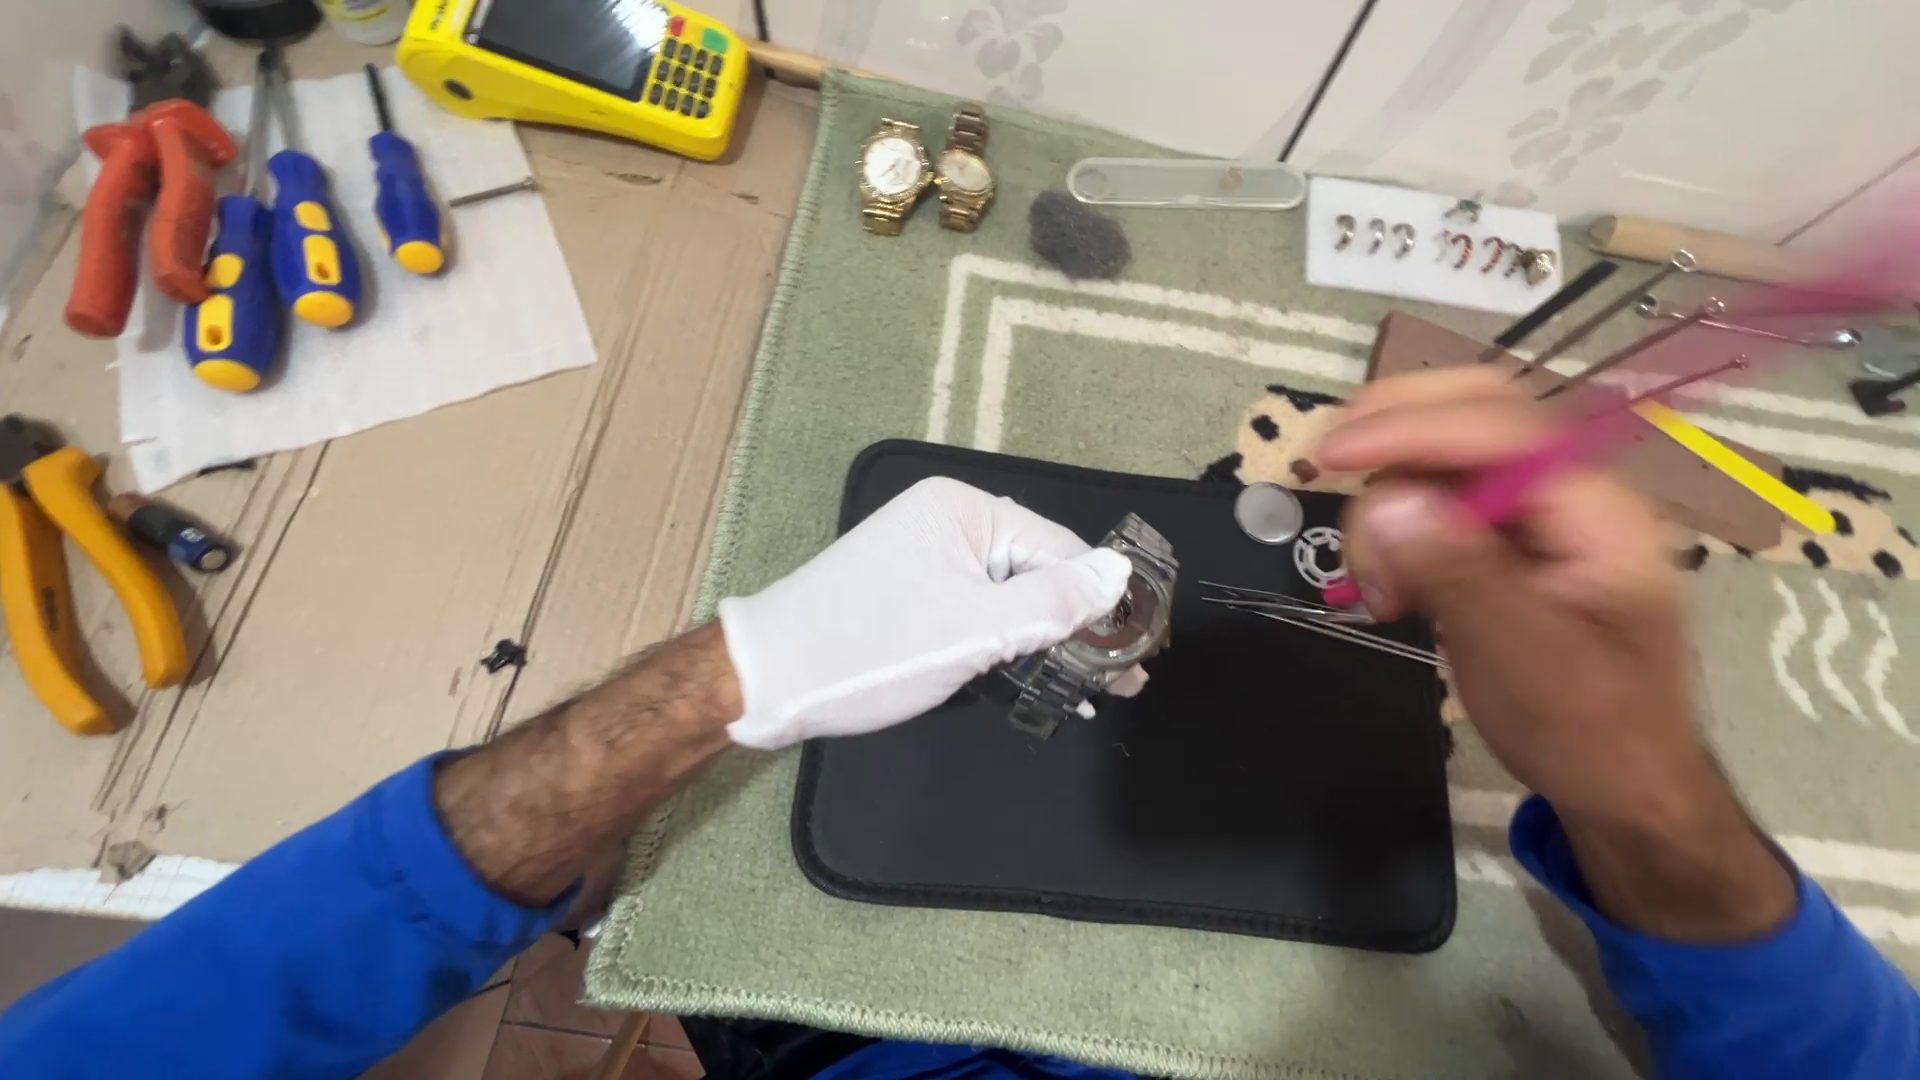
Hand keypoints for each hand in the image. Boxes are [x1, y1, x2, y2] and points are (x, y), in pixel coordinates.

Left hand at [718, 477, 1133, 749]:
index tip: (1139, 655)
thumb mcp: (972, 629)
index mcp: (963, 510)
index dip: (1102, 603)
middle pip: (1035, 572)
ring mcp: (928, 558)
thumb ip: (1053, 603)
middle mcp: (948, 523)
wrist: (766, 679)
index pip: (1058, 550)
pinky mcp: (914, 593)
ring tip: (1090, 690)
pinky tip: (1035, 679)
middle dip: (1076, 628)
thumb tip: (1122, 574)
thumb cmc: (869, 649)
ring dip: (1045, 642)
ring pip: (1008, 598)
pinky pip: (976, 612)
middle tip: (1121, 683)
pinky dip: (1005, 645)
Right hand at [1316, 368, 1793, 939]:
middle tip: (1328, 461)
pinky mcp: (1492, 541)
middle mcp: (1563, 495)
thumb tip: (1384, 503)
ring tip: (1375, 581)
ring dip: (1383, 498)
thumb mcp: (1521, 656)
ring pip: (1436, 458)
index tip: (1330, 457)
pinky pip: (1425, 503)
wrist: (1616, 780)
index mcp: (1596, 512)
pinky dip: (1386, 528)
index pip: (1500, 431)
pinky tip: (1383, 582)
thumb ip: (1458, 573)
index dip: (1411, 430)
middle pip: (1475, 412)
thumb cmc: (1585, 727)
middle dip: (1395, 427)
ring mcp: (1526, 516)